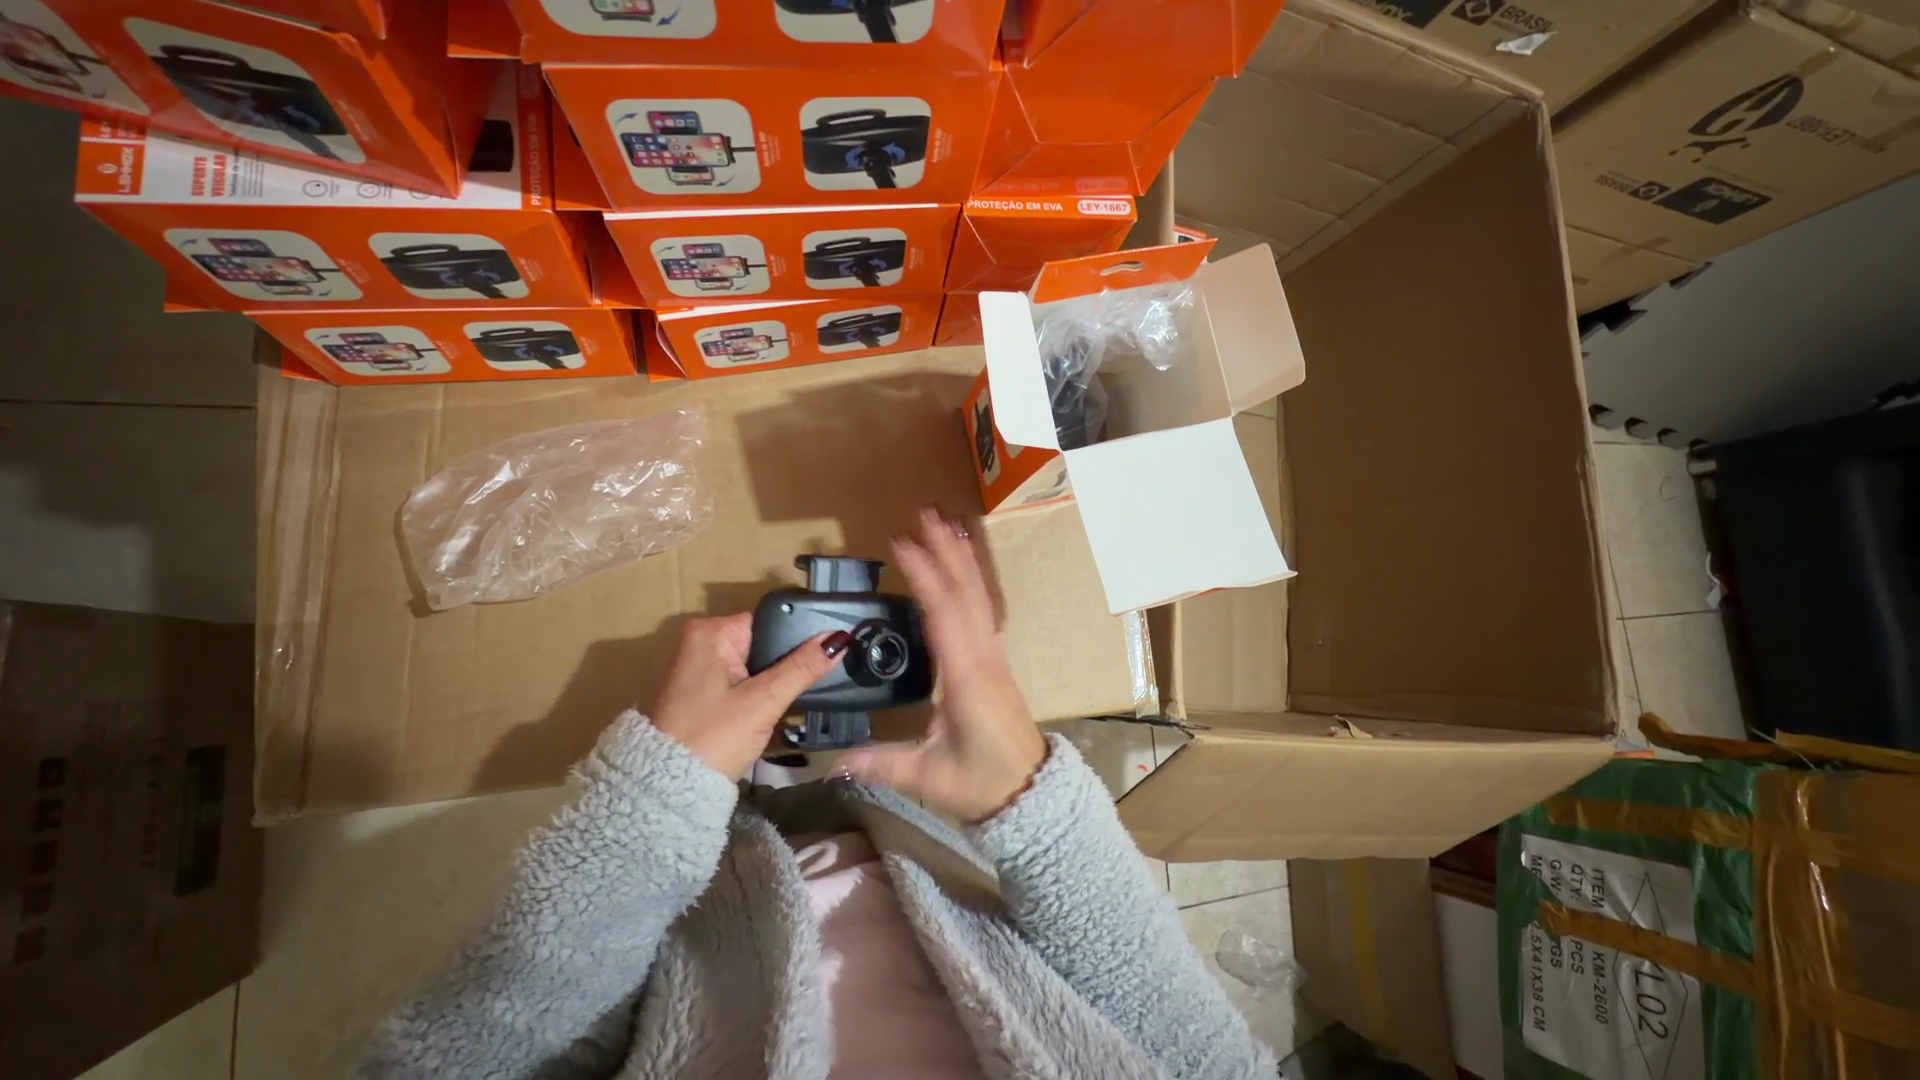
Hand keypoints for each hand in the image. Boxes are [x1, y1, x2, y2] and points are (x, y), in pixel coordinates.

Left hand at [649, 613, 848, 779]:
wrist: (668, 789)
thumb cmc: (715, 737)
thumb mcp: (764, 701)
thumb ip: (802, 667)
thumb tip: (840, 638)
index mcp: (710, 631)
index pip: (769, 622)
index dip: (797, 640)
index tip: (823, 659)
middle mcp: (698, 640)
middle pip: (761, 643)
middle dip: (784, 664)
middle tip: (808, 684)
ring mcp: (694, 666)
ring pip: (751, 665)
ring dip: (770, 682)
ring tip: (790, 699)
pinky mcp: (696, 691)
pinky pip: (737, 681)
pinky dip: (754, 693)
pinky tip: (766, 709)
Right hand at [840, 508, 1047, 822]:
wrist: (1034, 795)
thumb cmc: (984, 785)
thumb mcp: (930, 777)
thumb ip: (882, 763)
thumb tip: (834, 762)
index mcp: (967, 679)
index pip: (945, 616)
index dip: (926, 577)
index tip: (904, 543)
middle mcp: (985, 658)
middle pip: (967, 594)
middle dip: (947, 551)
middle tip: (927, 513)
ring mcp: (995, 657)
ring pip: (980, 598)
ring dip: (963, 559)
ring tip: (948, 524)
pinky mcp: (996, 662)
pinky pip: (985, 611)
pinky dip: (973, 582)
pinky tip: (964, 568)